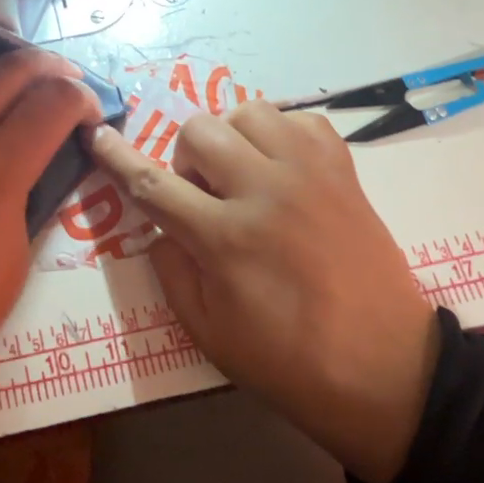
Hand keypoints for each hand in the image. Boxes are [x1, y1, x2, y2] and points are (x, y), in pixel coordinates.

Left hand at [0, 47, 104, 408]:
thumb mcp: (17, 255)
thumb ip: (30, 197)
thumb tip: (39, 167)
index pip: (54, 100)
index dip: (83, 98)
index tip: (93, 113)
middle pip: (10, 69)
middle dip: (50, 67)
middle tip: (69, 79)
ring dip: (1, 71)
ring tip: (20, 86)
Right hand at [86, 101, 440, 482]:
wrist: (386, 371)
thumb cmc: (288, 362)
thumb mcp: (207, 331)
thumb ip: (172, 268)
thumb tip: (161, 224)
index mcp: (226, 239)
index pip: (153, 184)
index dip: (118, 157)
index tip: (97, 135)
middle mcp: (265, 191)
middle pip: (199, 131)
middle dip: (186, 160)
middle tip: (204, 198)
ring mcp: (310, 174)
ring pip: (248, 111)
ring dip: (231, 137)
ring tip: (242, 175)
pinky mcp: (344, 170)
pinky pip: (299, 119)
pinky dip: (280, 134)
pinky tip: (281, 169)